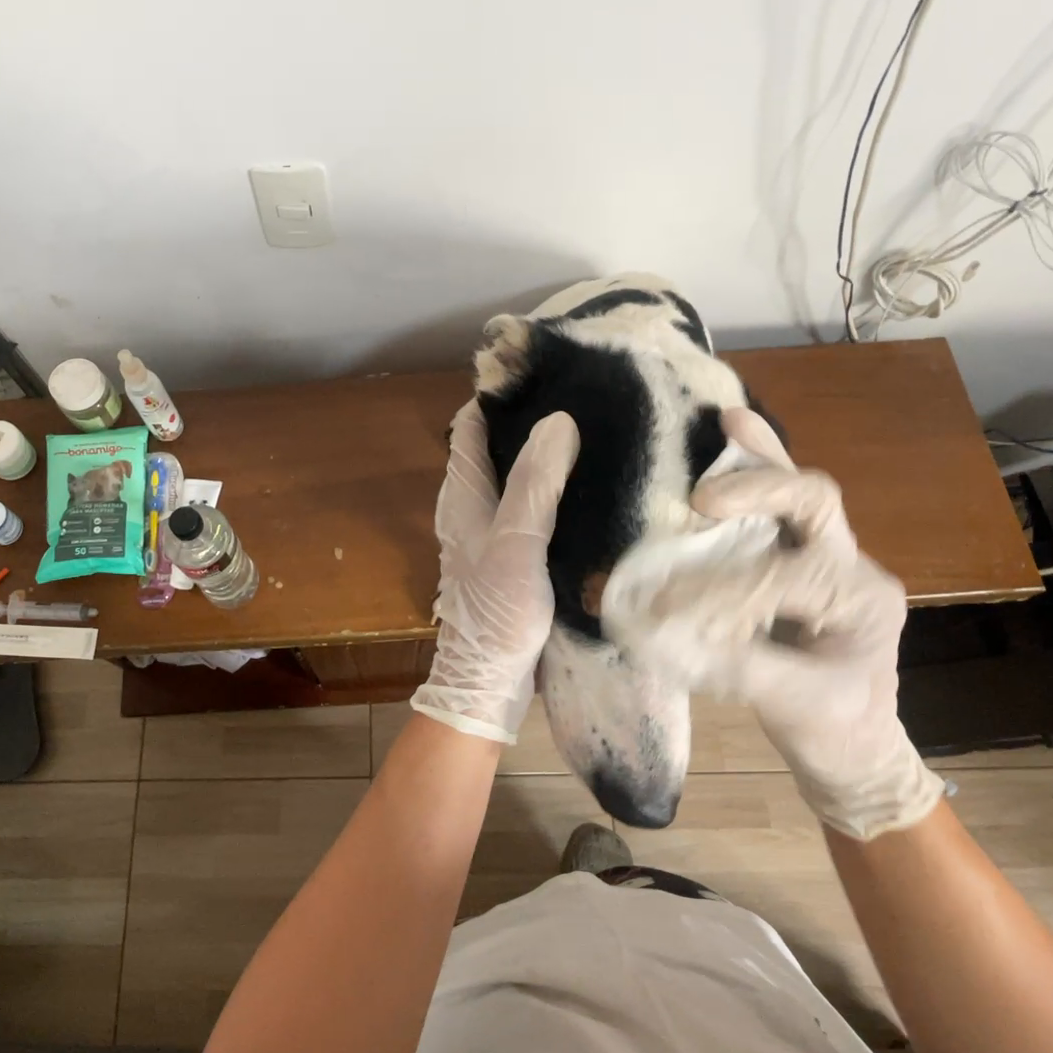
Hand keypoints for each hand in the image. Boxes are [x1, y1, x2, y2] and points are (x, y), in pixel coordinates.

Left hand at [412, 400, 578, 743]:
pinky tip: (585, 489)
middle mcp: (470, 508)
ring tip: (589, 432)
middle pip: (494, 449)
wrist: (488, 680)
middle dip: (526, 421)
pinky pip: (528, 510)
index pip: (472, 428)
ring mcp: (489, 534)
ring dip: (540, 457)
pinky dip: (550, 492)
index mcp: (462, 497)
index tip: (540, 371)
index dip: (498, 396)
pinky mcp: (510, 557)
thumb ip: (535, 484)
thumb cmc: (497, 612)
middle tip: (578, 395)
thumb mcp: (516, 542)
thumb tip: (556, 420)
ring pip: (513, 480)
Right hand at [688, 409, 942, 840]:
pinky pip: (780, 506)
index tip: (670, 605)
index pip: (790, 577)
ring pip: (800, 493)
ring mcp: (829, 556)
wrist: (852, 744)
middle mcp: (852, 567)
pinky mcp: (798, 556)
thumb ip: (742, 666)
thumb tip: (671, 635)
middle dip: (760, 492)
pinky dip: (756, 468)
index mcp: (864, 603)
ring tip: (727, 423)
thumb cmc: (831, 729)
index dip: (729, 587)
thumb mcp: (793, 705)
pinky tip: (731, 431)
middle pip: (815, 505)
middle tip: (702, 501)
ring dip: (759, 461)